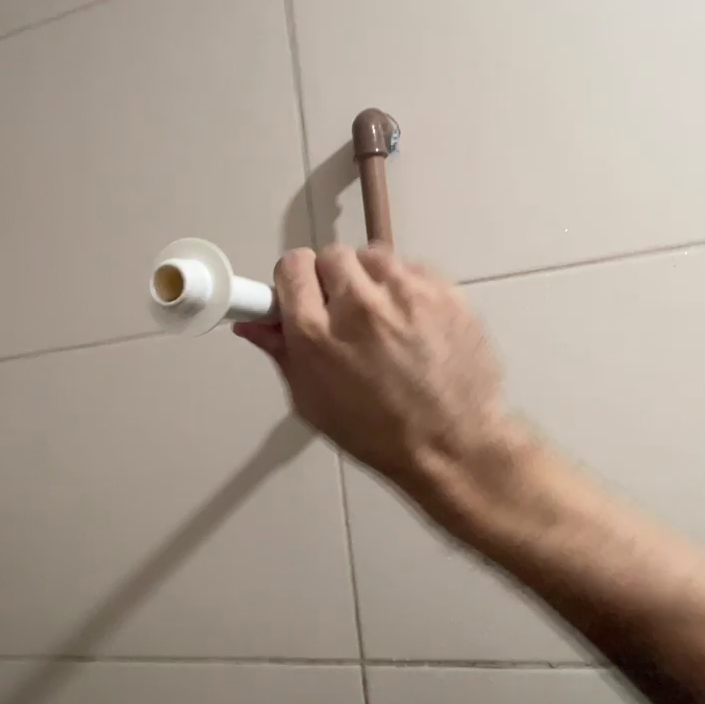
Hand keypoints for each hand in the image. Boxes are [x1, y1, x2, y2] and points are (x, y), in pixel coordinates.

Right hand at [233, 244, 511, 491]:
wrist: (452, 448)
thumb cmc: (378, 434)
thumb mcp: (312, 402)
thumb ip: (281, 352)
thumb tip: (252, 323)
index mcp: (317, 335)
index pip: (291, 266)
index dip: (294, 281)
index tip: (302, 295)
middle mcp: (359, 306)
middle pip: (331, 255)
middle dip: (333, 281)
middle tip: (344, 315)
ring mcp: (407, 294)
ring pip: (374, 257)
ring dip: (371, 281)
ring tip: (383, 321)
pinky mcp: (444, 291)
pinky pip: (413, 269)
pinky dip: (407, 289)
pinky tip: (413, 325)